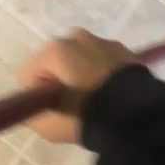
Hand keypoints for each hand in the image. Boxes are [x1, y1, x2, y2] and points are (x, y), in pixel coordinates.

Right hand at [17, 29, 135, 144]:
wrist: (135, 114)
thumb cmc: (85, 116)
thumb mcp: (48, 126)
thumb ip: (33, 115)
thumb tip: (36, 109)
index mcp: (53, 50)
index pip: (29, 74)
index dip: (37, 95)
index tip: (51, 110)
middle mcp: (75, 38)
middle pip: (55, 62)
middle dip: (58, 80)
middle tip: (71, 105)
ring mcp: (102, 41)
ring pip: (79, 58)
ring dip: (80, 74)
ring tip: (93, 99)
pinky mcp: (123, 49)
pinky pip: (101, 60)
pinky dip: (100, 71)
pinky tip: (109, 92)